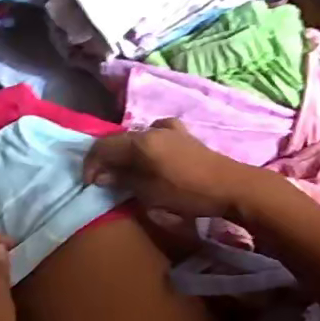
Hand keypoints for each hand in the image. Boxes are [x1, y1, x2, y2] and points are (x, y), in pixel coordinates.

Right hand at [82, 118, 274, 221]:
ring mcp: (170, 128)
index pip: (103, 146)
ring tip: (125, 172)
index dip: (91, 164)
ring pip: (137, 137)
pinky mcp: (184, 135)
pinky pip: (154, 137)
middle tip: (103, 179)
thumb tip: (102, 175)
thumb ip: (124, 180)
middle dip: (107, 159)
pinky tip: (149, 160)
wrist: (230, 185)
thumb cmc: (188, 192)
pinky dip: (144, 148)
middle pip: (119, 140)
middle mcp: (152, 128)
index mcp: (140, 140)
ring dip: (126, 154)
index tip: (89, 183)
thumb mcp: (150, 192)